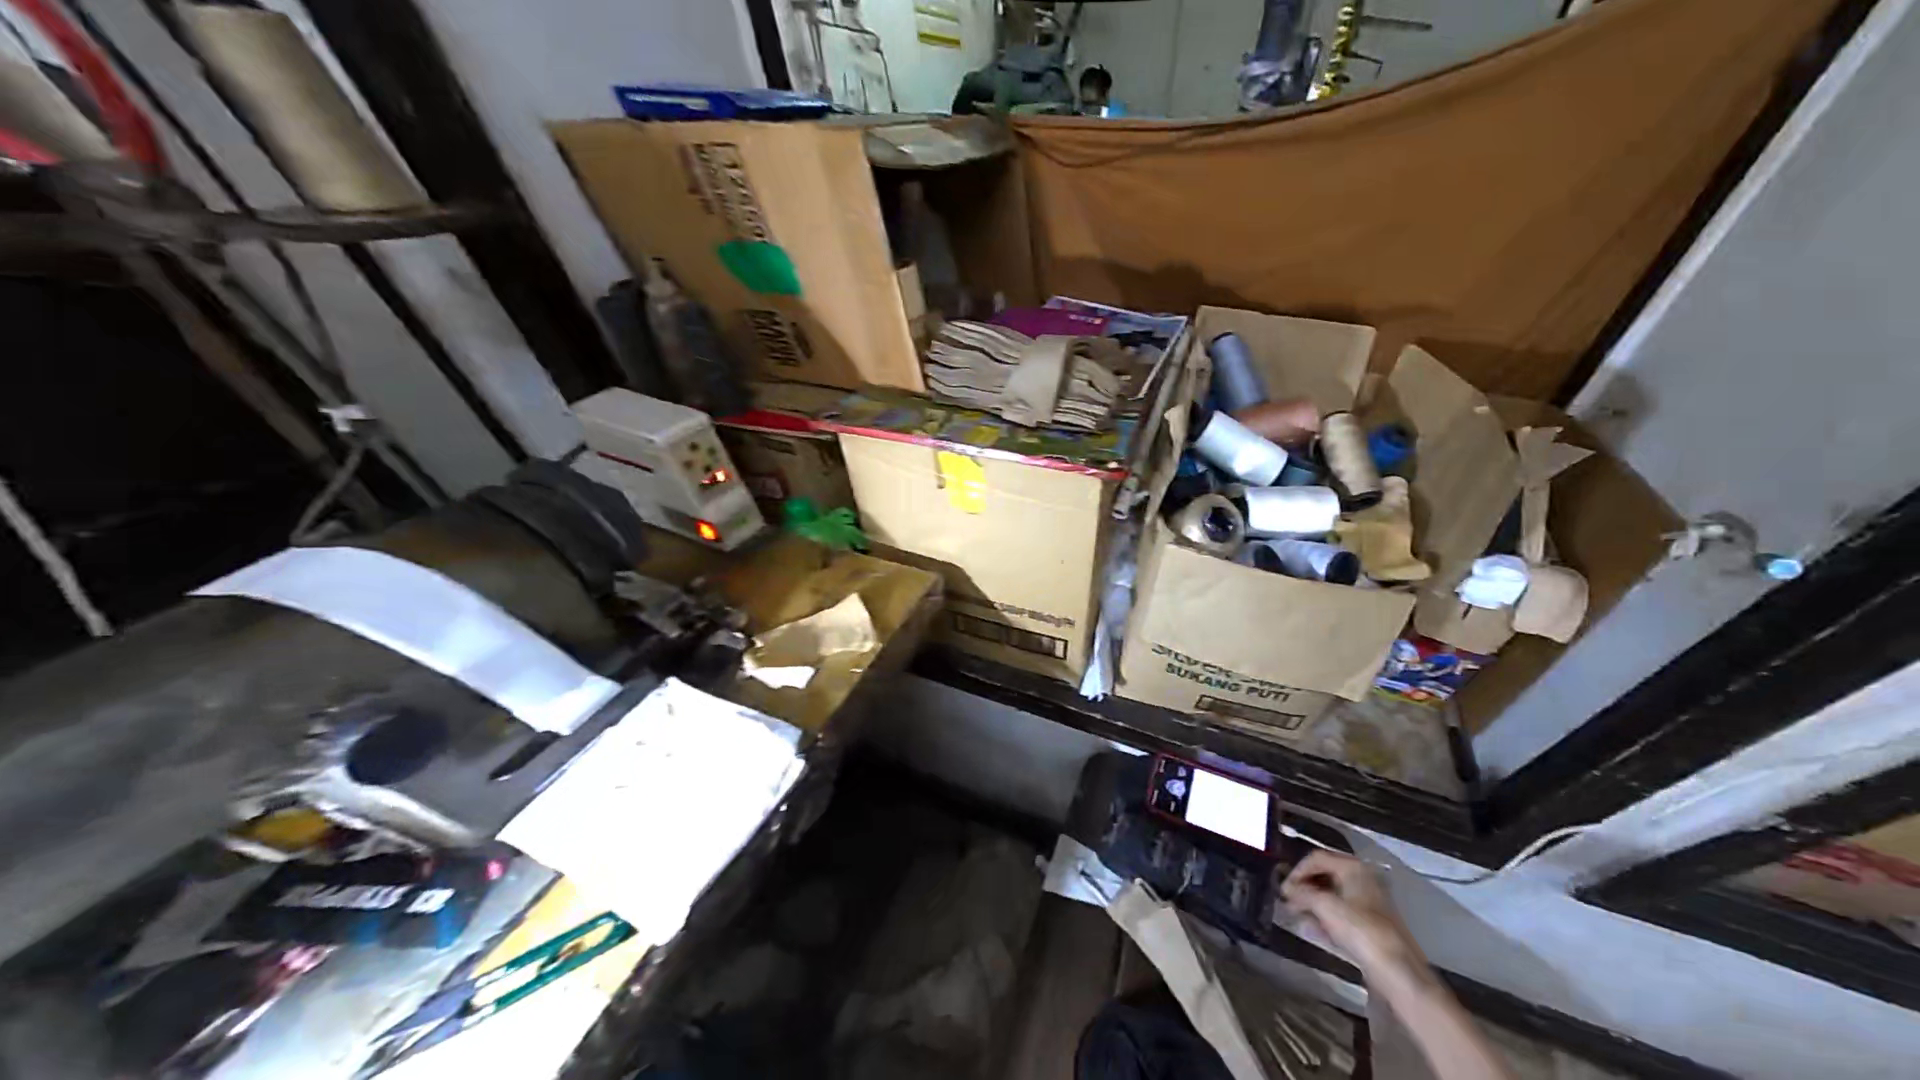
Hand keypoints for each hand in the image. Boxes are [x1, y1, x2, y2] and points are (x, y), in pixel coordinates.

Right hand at [1281, 850, 1423, 975]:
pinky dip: (1326, 916)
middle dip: (1305, 886)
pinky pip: (1342, 912)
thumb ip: (1301, 893)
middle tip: (1288, 900)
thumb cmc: (1360, 930)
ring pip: (1333, 894)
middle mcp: (1363, 880)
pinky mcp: (1372, 925)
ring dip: (1313, 902)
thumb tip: (1287, 889)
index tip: (1284, 889)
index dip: (1297, 871)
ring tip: (1297, 914)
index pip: (1317, 858)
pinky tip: (1314, 928)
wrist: (1397, 972)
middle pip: (1325, 874)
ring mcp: (1369, 903)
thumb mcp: (1324, 906)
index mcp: (1354, 868)